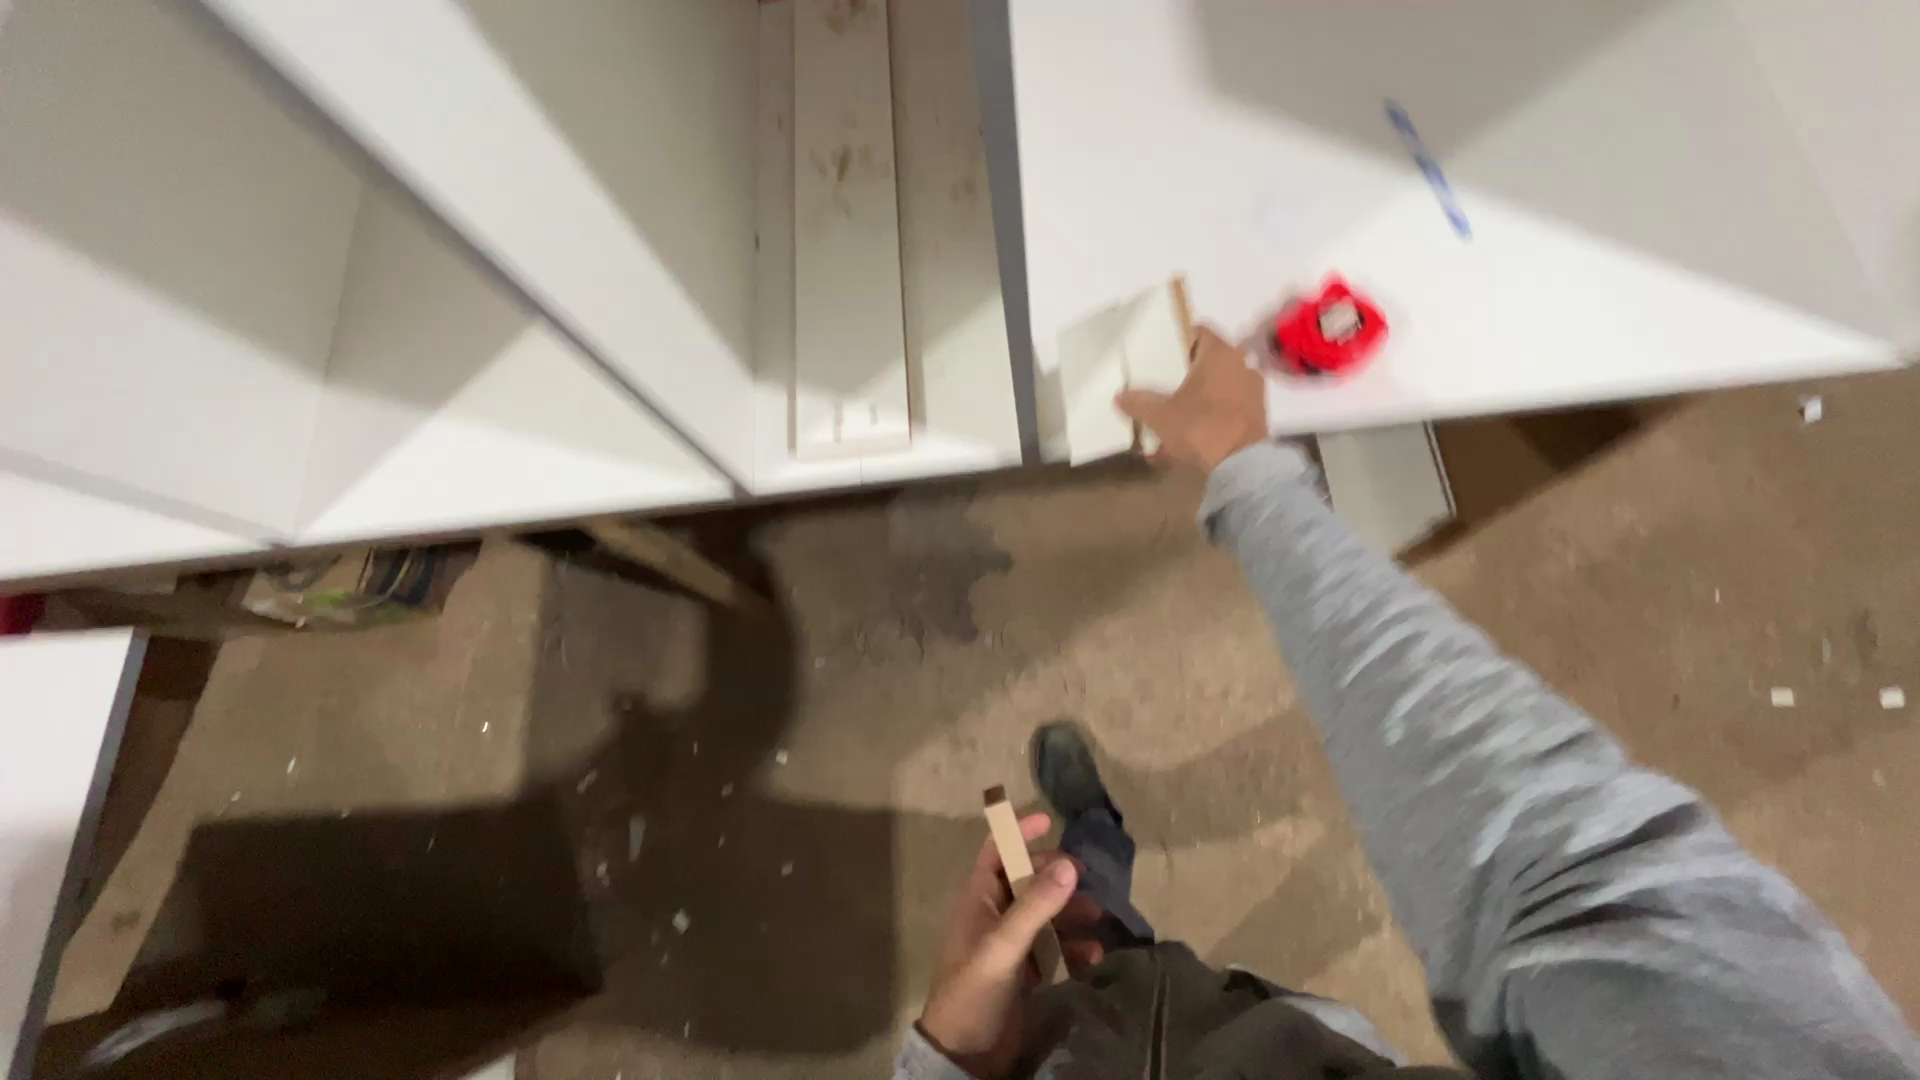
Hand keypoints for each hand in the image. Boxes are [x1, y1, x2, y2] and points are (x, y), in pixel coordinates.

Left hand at [919, 813, 1090, 1078]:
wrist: (964, 1054)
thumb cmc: (973, 991)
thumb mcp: (1003, 947)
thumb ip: (1035, 906)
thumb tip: (1069, 864)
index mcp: (978, 898)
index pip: (996, 849)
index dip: (1018, 831)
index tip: (1050, 821)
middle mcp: (994, 913)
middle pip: (1027, 877)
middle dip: (1055, 874)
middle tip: (1085, 875)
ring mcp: (1010, 942)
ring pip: (1044, 912)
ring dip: (1070, 910)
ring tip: (1098, 916)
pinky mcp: (1024, 970)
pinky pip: (1053, 946)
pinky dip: (1072, 946)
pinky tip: (1093, 955)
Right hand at [1116, 325, 1268, 471]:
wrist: (1242, 466)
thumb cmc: (1200, 427)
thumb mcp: (1160, 416)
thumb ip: (1138, 402)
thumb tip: (1119, 395)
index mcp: (1219, 353)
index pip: (1198, 330)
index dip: (1177, 338)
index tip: (1159, 352)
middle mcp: (1241, 365)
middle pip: (1207, 362)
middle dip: (1184, 374)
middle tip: (1161, 386)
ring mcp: (1252, 391)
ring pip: (1217, 388)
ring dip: (1196, 399)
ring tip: (1172, 418)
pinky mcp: (1257, 416)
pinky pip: (1225, 410)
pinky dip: (1207, 420)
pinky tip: (1185, 441)